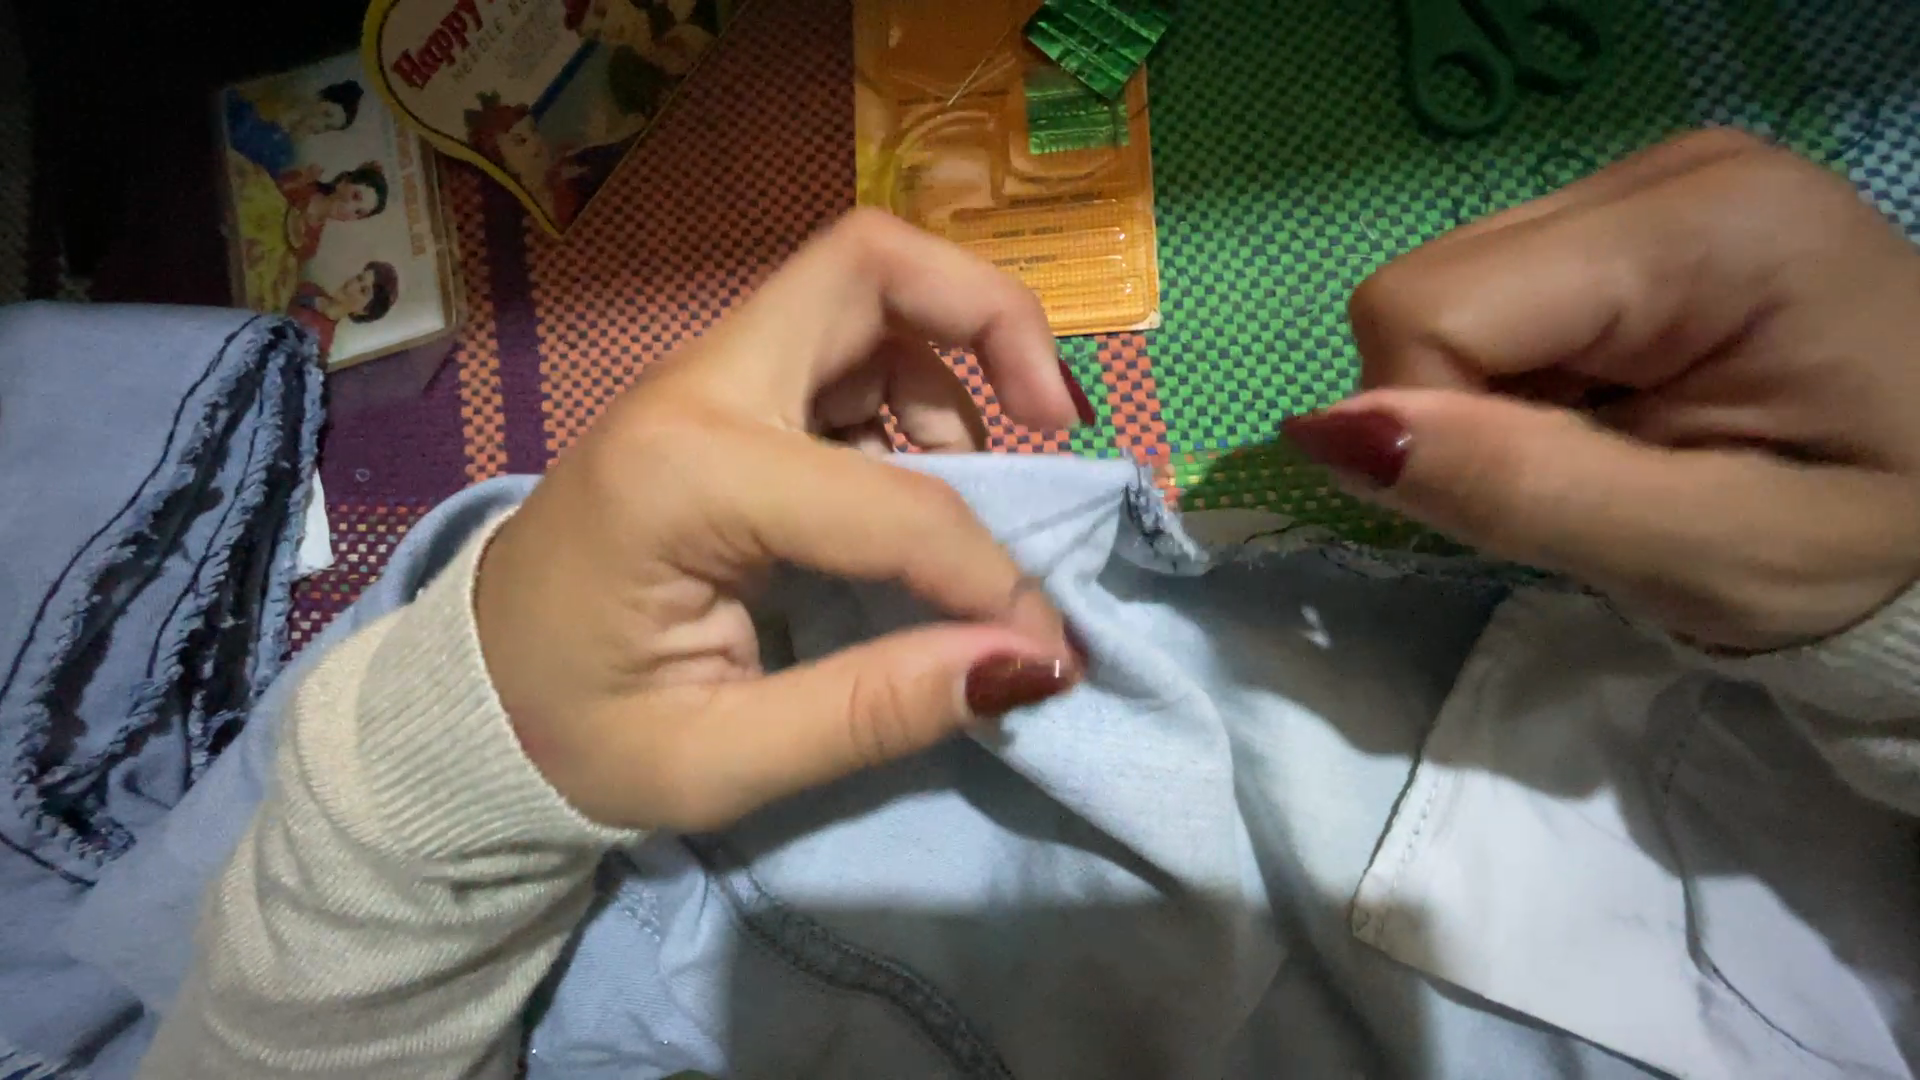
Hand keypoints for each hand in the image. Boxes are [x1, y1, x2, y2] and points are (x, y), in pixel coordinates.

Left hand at [474, 210, 1094, 830]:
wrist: (471, 703)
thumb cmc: (577, 736)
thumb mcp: (719, 761)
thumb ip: (873, 711)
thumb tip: (1025, 665)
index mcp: (681, 478)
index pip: (890, 502)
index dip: (989, 574)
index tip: (1041, 647)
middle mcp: (695, 392)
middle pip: (867, 265)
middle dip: (990, 317)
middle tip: (1056, 416)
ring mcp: (706, 383)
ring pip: (863, 293)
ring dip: (953, 363)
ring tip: (982, 473)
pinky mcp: (723, 402)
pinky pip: (846, 347)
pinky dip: (915, 389)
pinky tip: (919, 474)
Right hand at [1285, 130, 1919, 649]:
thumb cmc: (1860, 549)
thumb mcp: (1694, 551)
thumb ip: (1505, 486)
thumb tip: (1318, 432)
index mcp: (1701, 228)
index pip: (1425, 312)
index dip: (1426, 424)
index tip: (1522, 489)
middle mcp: (1653, 177)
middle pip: (1412, 297)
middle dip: (1441, 410)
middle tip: (1559, 464)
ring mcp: (1627, 194)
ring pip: (1420, 304)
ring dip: (1465, 400)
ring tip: (1582, 436)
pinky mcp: (1602, 230)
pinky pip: (1458, 310)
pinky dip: (1486, 383)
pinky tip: (1580, 406)